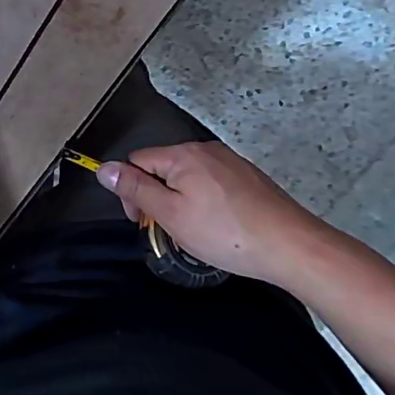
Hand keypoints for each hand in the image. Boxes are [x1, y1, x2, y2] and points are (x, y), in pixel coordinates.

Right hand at [97, 141, 324, 284]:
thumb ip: (136, 189)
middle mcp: (207, 149)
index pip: (138, 160)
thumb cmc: (226, 232)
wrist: (289, 245)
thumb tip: (104, 168)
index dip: (131, 191)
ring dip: (181, 200)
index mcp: (183, 154)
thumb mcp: (171, 213)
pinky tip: (218, 226)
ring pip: (189, 177)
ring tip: (194, 231)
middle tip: (167, 230)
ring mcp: (230, 162)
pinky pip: (212, 183)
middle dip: (157, 197)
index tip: (140, 221)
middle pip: (164, 167)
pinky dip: (205, 202)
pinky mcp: (248, 177)